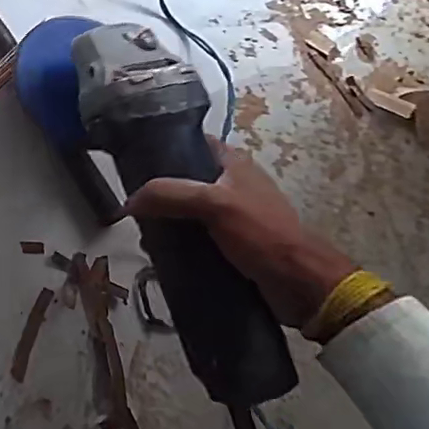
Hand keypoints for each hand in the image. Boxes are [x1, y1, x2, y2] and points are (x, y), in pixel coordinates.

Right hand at [123, 136, 355, 326]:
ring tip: (142, 230)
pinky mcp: (228, 243)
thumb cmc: (262, 233)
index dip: (164, 146)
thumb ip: (168, 195)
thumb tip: (127, 203)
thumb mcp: (213, 204)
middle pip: (184, 179)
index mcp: (233, 164)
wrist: (300, 286)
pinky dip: (176, 241)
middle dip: (158, 191)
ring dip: (165, 219)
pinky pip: (193, 235)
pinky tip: (159, 249)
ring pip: (185, 209)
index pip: (192, 143)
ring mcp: (230, 215)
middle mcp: (230, 184)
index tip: (134, 158)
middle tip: (134, 202)